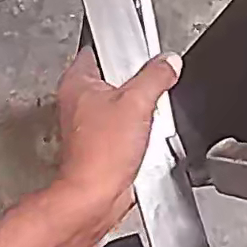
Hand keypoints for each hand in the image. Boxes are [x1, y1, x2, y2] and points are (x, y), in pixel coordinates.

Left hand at [52, 47, 180, 220]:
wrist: (96, 197)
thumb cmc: (100, 154)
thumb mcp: (137, 103)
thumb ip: (156, 76)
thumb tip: (168, 62)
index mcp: (78, 81)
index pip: (100, 50)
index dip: (124, 50)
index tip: (143, 56)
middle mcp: (78, 100)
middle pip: (116, 78)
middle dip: (137, 85)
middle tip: (147, 94)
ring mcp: (87, 123)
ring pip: (122, 104)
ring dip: (138, 111)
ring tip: (144, 120)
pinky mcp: (100, 143)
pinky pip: (125, 128)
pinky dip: (137, 132)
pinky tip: (142, 140)